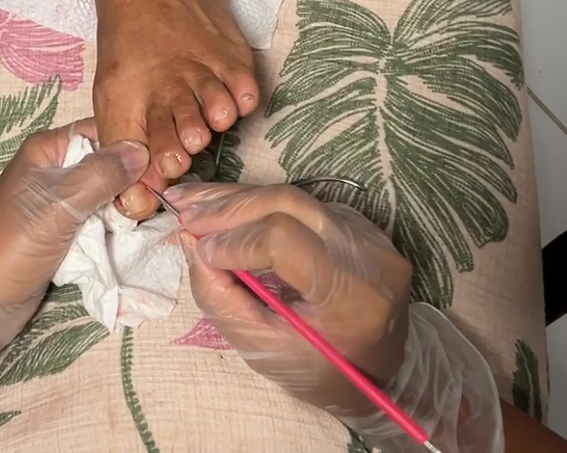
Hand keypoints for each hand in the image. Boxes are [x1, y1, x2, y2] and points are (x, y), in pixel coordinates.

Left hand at [0, 120, 147, 403]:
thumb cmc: (11, 245)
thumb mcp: (59, 204)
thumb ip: (101, 175)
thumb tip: (141, 149)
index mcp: (48, 149)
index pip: (100, 131)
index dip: (131, 146)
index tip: (161, 169)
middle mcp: (54, 168)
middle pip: (106, 162)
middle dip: (132, 180)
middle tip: (150, 203)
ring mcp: (58, 200)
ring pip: (106, 192)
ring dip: (125, 206)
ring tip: (141, 221)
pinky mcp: (63, 230)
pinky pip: (98, 218)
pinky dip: (114, 226)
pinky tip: (131, 235)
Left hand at [71, 0, 260, 217]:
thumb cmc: (124, 22)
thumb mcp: (112, 76)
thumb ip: (125, 128)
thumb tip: (136, 185)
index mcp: (124, 94)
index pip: (135, 156)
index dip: (144, 183)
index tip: (149, 193)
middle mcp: (163, 82)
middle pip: (177, 139)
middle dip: (177, 157)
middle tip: (180, 154)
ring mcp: (198, 62)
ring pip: (212, 114)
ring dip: (209, 126)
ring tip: (205, 125)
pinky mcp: (226, 44)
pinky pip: (243, 85)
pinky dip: (242, 99)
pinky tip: (233, 99)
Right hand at [171, 183, 412, 404]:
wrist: (383, 372)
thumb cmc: (323, 372)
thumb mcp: (265, 351)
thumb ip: (221, 299)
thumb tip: (189, 243)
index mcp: (353, 295)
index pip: (285, 240)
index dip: (235, 241)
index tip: (201, 252)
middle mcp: (366, 251)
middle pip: (285, 202)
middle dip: (227, 208)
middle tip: (183, 215)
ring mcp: (364, 230)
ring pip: (287, 194)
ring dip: (233, 198)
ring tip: (188, 201)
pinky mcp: (351, 218)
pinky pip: (295, 200)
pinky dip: (252, 202)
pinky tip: (218, 205)